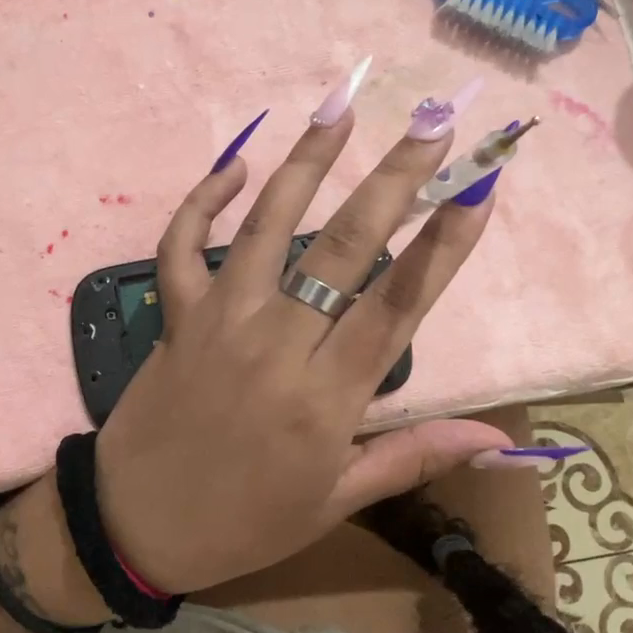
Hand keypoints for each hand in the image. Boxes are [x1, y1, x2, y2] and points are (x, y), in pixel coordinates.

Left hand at [91, 81, 522, 594]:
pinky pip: (182, 247)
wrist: (134, 526)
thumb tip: (498, 437)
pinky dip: (202, 202)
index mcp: (325, 398)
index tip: (480, 187)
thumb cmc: (243, 523)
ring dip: (306, 163)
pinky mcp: (173, 316)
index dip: (444, 245)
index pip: (398, 305)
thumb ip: (411, 456)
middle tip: (433, 123)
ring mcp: (218, 322)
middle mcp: (276, 344)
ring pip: (267, 228)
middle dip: (393, 181)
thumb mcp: (333, 502)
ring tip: (342, 106)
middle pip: (343, 249)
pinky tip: (234, 165)